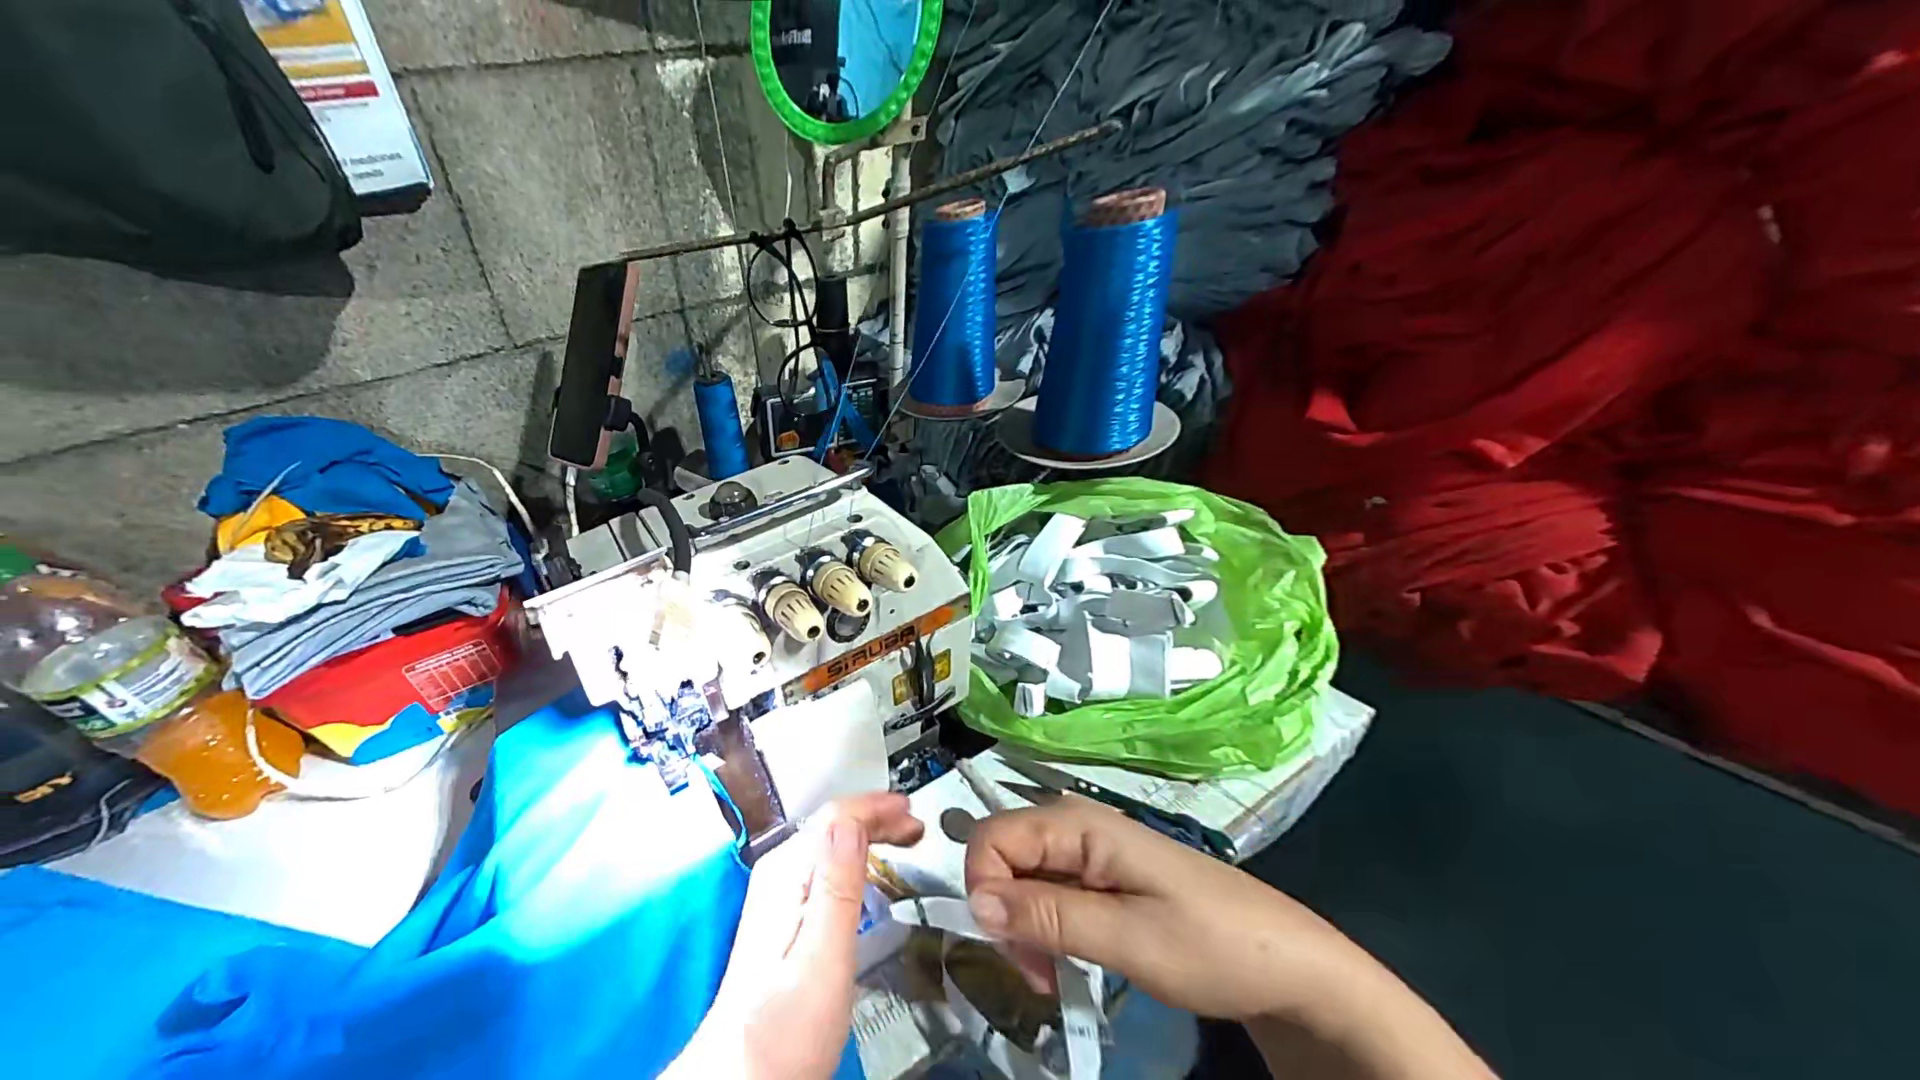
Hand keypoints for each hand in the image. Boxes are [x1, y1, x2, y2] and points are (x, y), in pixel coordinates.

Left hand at [670, 793, 925, 1079]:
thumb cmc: (782, 1033)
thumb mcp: (821, 958)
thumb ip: (838, 886)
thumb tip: (851, 823)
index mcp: (786, 878)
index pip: (834, 816)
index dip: (876, 807)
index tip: (910, 810)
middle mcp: (778, 879)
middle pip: (832, 826)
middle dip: (876, 818)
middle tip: (914, 825)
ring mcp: (778, 898)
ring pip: (829, 844)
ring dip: (867, 834)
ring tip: (901, 838)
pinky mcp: (784, 918)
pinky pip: (825, 866)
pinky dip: (854, 858)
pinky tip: (869, 869)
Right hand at [963, 796, 1354, 1019]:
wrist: (1285, 961)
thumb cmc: (1211, 944)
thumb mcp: (1128, 938)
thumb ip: (1049, 915)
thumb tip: (974, 901)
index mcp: (1081, 825)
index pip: (993, 835)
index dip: (984, 886)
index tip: (1010, 947)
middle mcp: (1078, 826)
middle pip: (1005, 855)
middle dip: (1004, 913)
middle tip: (1038, 972)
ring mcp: (1091, 851)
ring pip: (1023, 877)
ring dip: (1024, 926)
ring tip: (1054, 974)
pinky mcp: (1102, 875)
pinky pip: (1050, 892)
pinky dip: (1046, 927)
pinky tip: (1068, 959)